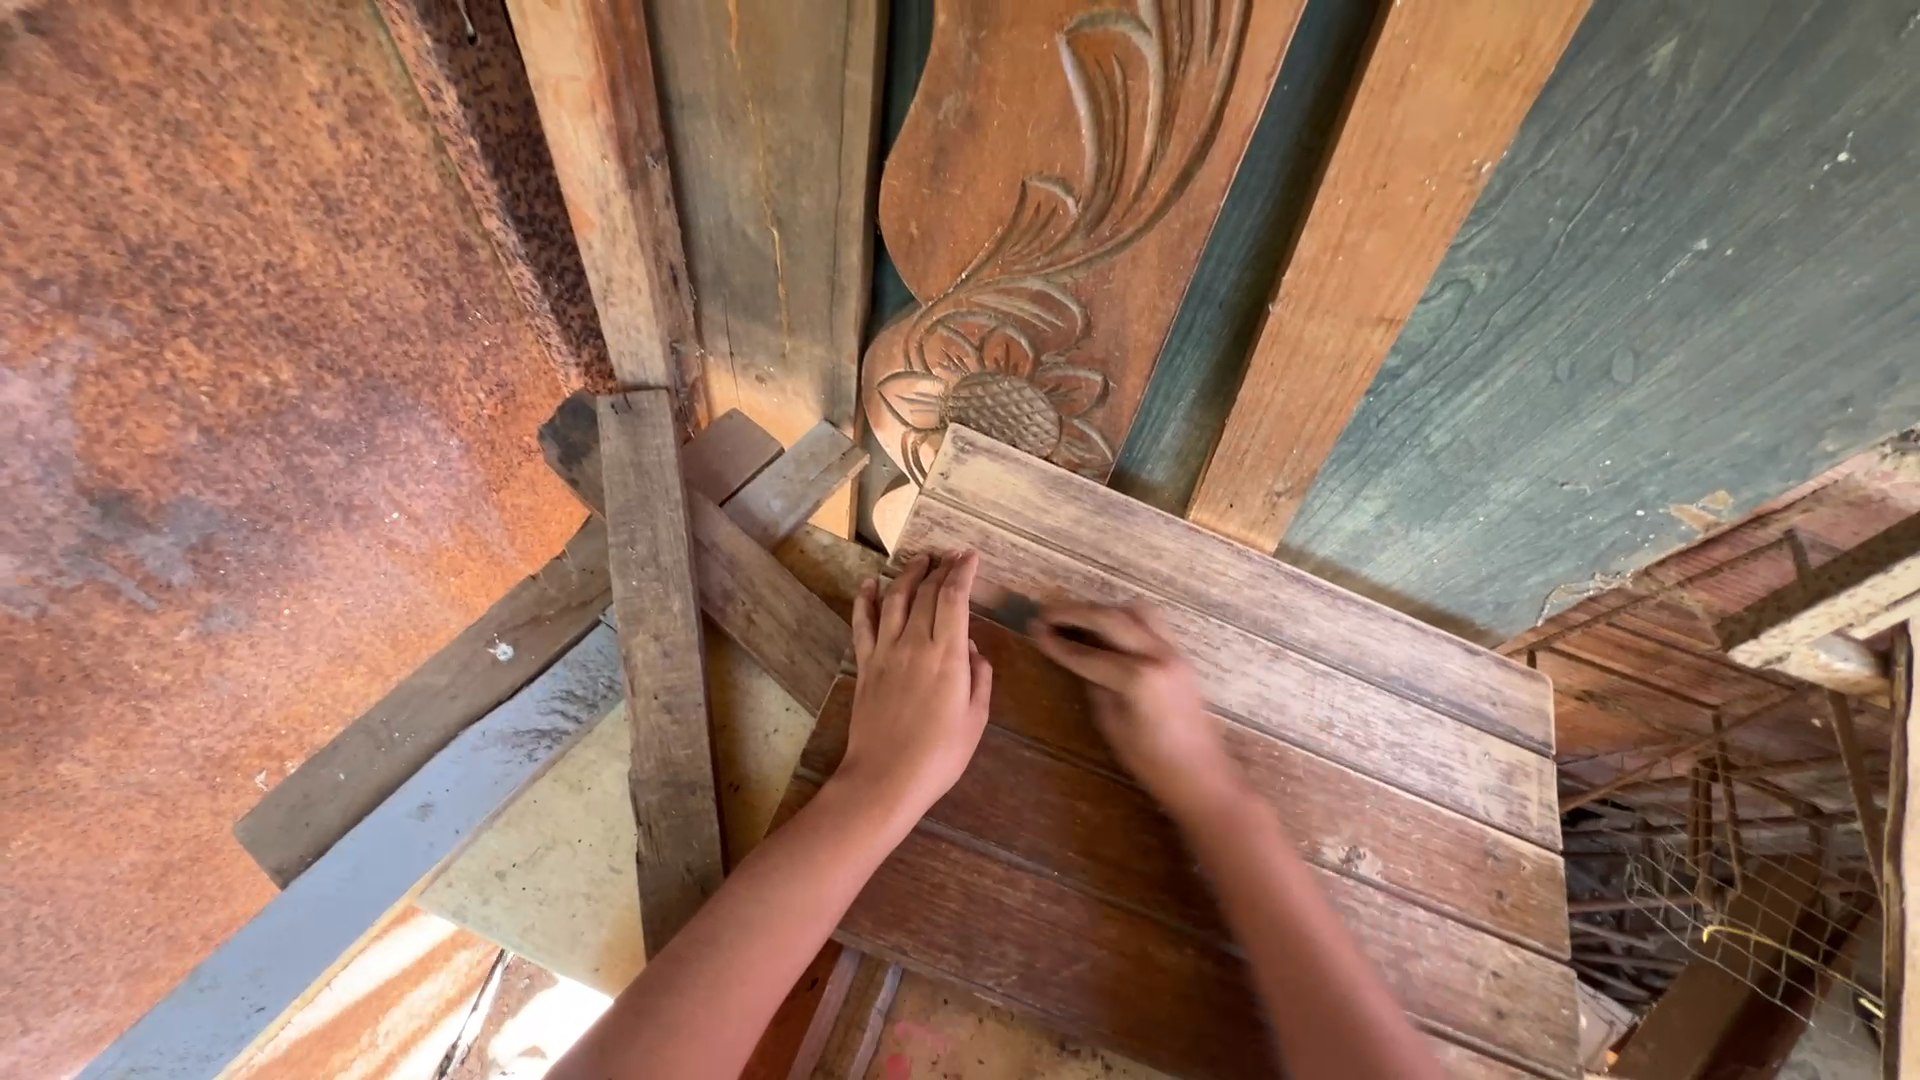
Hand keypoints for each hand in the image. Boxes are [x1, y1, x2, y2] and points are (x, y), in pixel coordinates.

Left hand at [838, 551, 992, 818]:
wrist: (885, 778)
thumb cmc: (939, 755)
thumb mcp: (976, 719)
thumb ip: (980, 677)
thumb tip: (973, 647)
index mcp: (947, 655)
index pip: (954, 599)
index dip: (962, 572)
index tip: (970, 556)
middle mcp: (915, 643)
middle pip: (926, 592)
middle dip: (941, 567)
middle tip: (951, 555)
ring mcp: (885, 651)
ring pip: (895, 599)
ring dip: (908, 574)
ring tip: (919, 559)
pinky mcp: (865, 664)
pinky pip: (862, 623)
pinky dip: (865, 599)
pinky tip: (869, 584)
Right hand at [1033, 602, 1238, 819]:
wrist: (1201, 774)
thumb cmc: (1151, 761)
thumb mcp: (1111, 724)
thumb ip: (1094, 684)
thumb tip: (1078, 657)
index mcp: (1137, 678)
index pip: (1087, 653)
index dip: (1057, 643)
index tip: (1035, 630)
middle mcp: (1157, 655)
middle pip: (1110, 618)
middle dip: (1075, 613)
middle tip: (1047, 613)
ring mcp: (1173, 651)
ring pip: (1135, 611)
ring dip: (1103, 609)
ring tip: (1078, 618)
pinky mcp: (1180, 655)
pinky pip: (1151, 623)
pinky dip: (1125, 618)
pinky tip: (1108, 629)